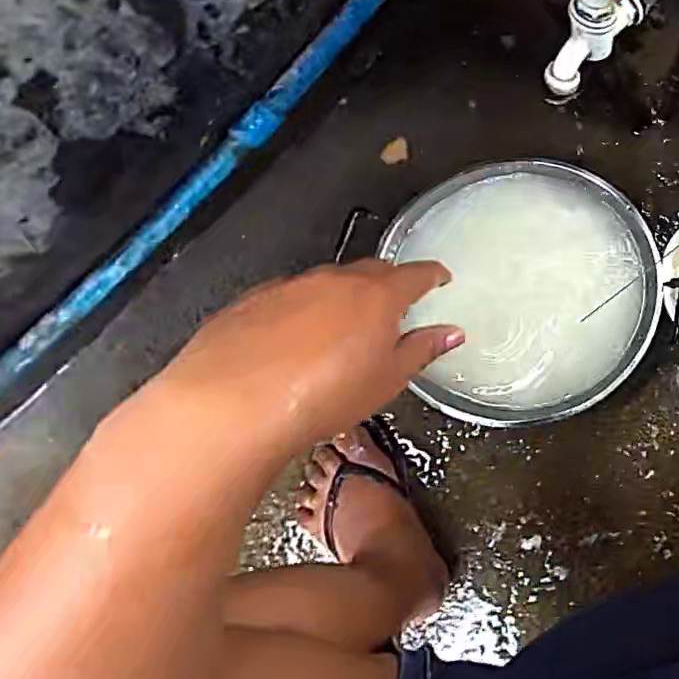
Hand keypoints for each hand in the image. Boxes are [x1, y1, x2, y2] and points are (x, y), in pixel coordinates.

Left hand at [148, 259, 461, 444]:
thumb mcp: (388, 380)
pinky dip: (303, 309)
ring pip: (329, 282)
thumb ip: (423, 349)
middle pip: (372, 270)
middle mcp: (335, 280)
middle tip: (395, 306)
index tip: (439, 278)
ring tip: (343, 332)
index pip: (416, 274)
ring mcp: (290, 287)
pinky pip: (289, 296)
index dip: (432, 275)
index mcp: (378, 295)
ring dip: (343, 297)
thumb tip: (450, 334)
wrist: (228, 407)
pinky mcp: (252, 301)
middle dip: (389, 283)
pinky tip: (296, 341)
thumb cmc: (318, 397)